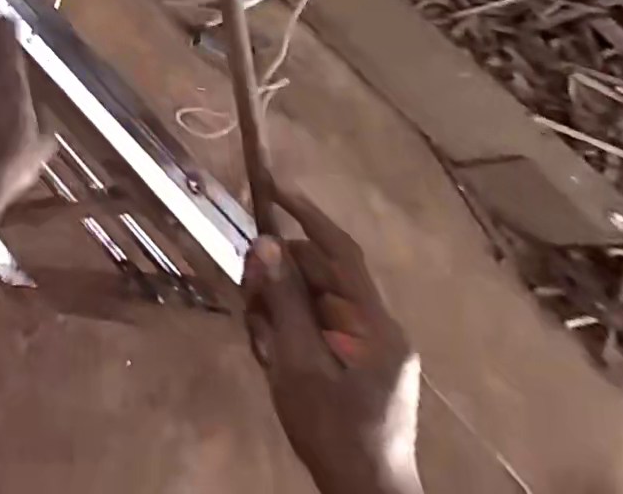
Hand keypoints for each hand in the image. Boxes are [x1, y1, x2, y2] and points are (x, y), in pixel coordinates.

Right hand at [245, 189, 421, 493]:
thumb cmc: (333, 432)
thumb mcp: (298, 364)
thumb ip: (284, 302)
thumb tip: (267, 243)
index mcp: (375, 326)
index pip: (342, 252)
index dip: (309, 216)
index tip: (275, 190)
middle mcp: (376, 327)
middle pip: (321, 276)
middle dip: (280, 275)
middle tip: (247, 291)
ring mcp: (367, 346)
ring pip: (314, 299)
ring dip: (280, 306)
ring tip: (258, 335)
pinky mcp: (355, 361)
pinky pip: (316, 324)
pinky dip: (289, 328)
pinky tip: (271, 350)